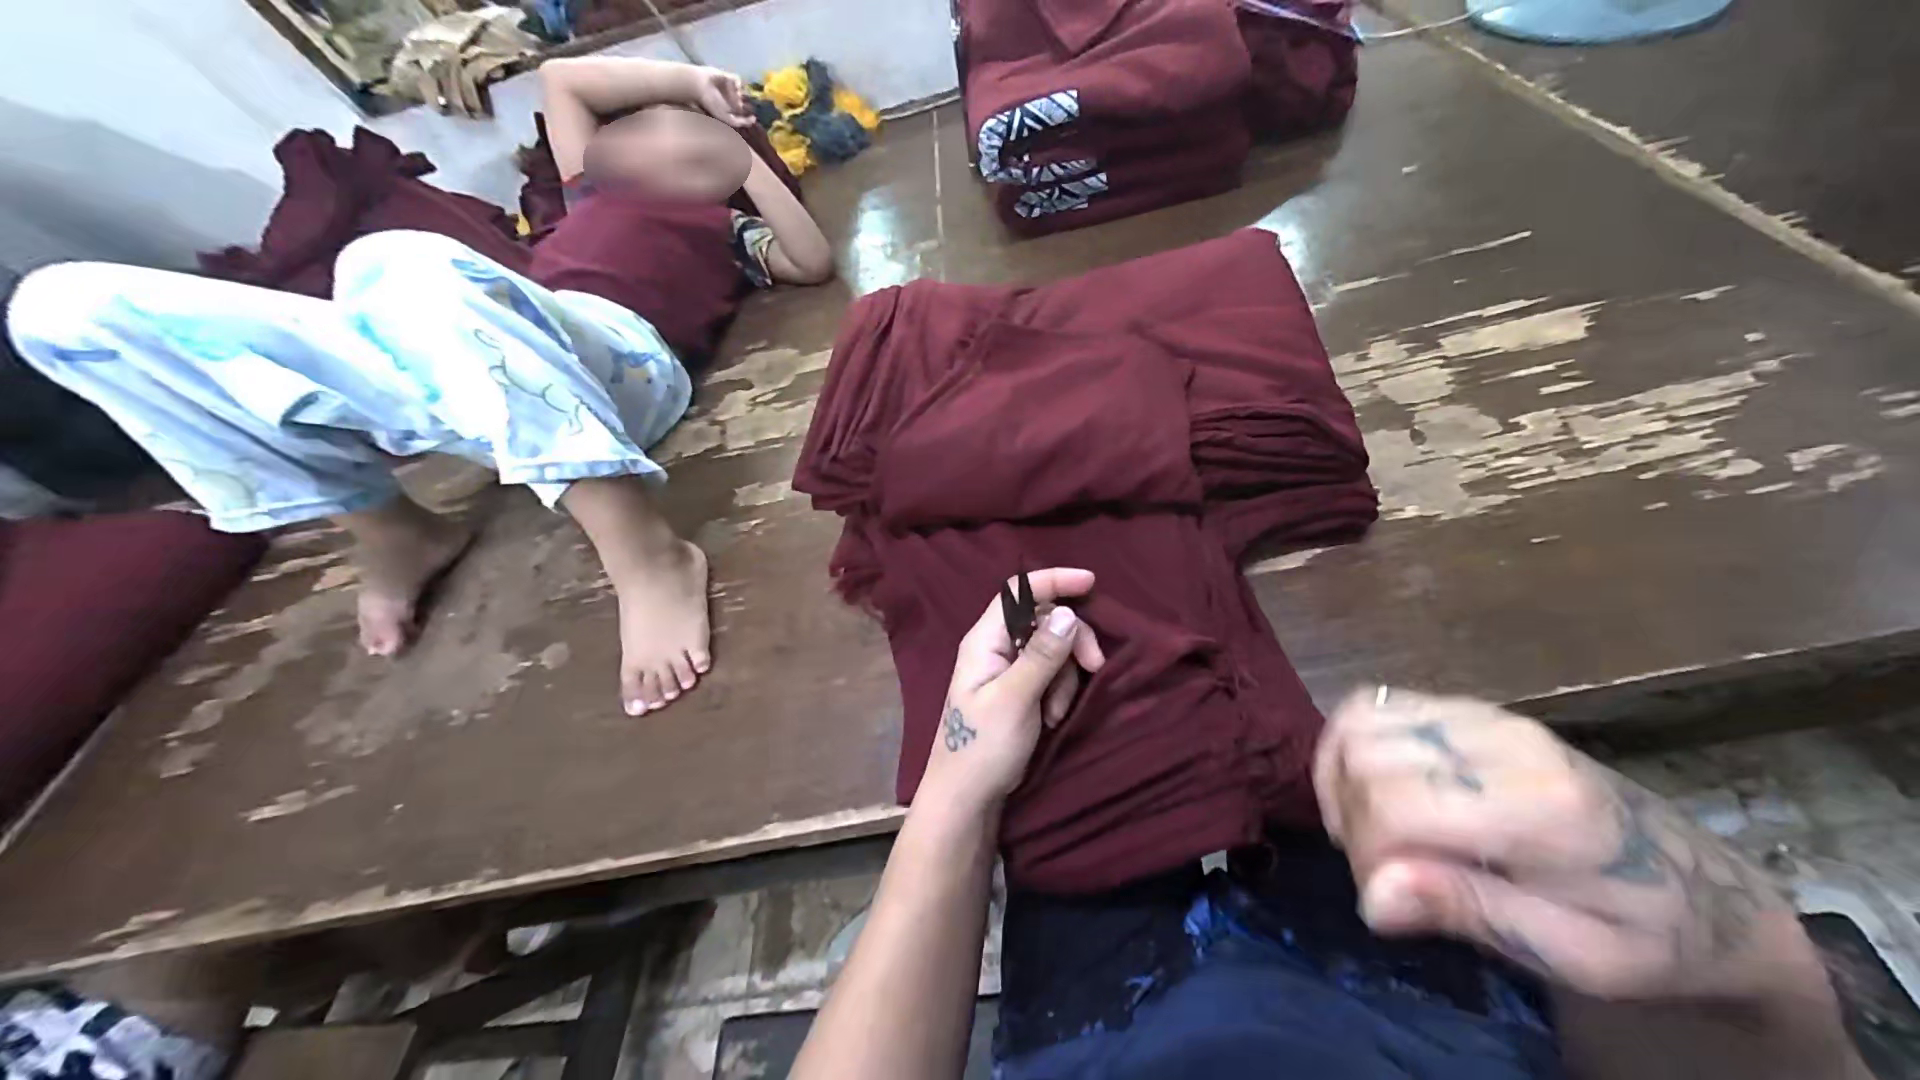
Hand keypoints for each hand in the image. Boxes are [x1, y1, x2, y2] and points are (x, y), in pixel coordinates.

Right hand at [687, 66, 753, 127]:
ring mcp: (730, 88)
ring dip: (739, 94)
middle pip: (745, 103)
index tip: (753, 116)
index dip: (749, 115)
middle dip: (745, 104)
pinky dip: (737, 83)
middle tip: (739, 104)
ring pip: (742, 92)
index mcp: (730, 110)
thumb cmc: (711, 104)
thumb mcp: (727, 118)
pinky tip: (734, 86)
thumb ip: (739, 122)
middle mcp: (731, 100)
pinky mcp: (728, 77)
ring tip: (731, 94)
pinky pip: (738, 80)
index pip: (744, 114)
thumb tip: (754, 119)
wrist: (700, 85)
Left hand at [915, 569, 1106, 821]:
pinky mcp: (1017, 690)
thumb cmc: (983, 745)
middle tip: (1095, 666)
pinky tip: (1052, 718)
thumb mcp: (1016, 698)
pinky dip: (1058, 691)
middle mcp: (994, 646)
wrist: (966, 797)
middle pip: (1043, 620)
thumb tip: (1067, 612)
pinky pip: (1048, 674)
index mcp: (985, 640)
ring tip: (1056, 712)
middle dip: (1072, 640)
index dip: (1054, 581)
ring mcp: (1006, 669)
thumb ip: (1042, 654)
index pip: (1019, 592)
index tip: (1091, 583)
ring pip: (1051, 649)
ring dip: (1065, 675)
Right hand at [1315, 688, 1796, 1000]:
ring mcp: (1480, 713)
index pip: (1394, 807)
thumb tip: (1373, 897)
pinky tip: (1366, 787)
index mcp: (1543, 807)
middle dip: (1349, 818)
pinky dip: (1345, 745)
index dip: (1368, 856)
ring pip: (1354, 722)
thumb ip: (1471, 914)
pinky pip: (1368, 705)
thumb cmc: (1647, 935)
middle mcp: (1504, 740)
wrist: (1704, 885)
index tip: (1391, 899)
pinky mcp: (1462, 706)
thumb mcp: (1580, 958)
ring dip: (1338, 778)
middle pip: (1364, 759)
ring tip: (1368, 826)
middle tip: (1382, 869)